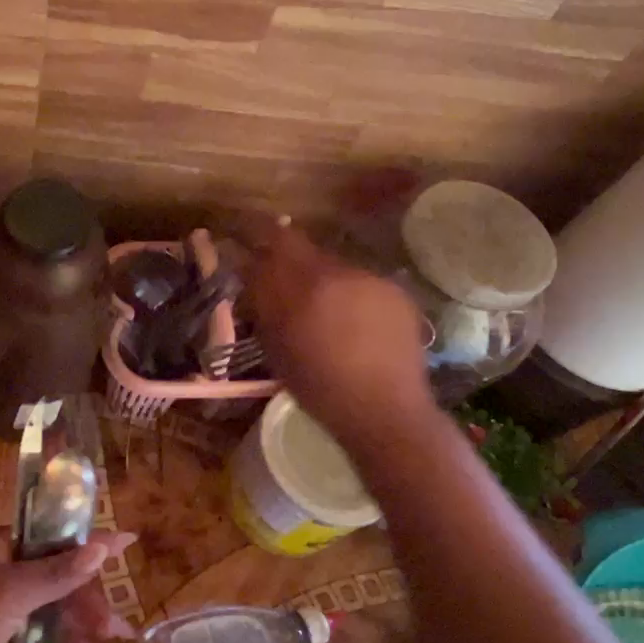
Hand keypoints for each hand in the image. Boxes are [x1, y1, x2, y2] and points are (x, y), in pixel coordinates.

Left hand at [0, 527, 138, 642]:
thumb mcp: (10, 593)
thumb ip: (57, 572)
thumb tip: (101, 544)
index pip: (51, 535)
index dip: (88, 540)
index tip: (128, 542)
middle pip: (56, 577)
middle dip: (86, 602)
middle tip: (114, 629)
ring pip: (51, 611)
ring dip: (78, 633)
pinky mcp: (0, 641)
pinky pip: (41, 637)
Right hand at [241, 214, 433, 432]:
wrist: (385, 412)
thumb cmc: (317, 386)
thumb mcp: (274, 344)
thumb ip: (261, 300)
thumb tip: (249, 269)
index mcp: (301, 282)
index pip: (274, 236)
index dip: (258, 231)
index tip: (246, 237)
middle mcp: (337, 270)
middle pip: (305, 249)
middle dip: (290, 263)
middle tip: (285, 287)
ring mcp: (371, 279)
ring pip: (335, 267)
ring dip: (324, 282)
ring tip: (325, 313)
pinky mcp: (396, 292)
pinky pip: (363, 284)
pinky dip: (353, 297)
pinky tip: (356, 324)